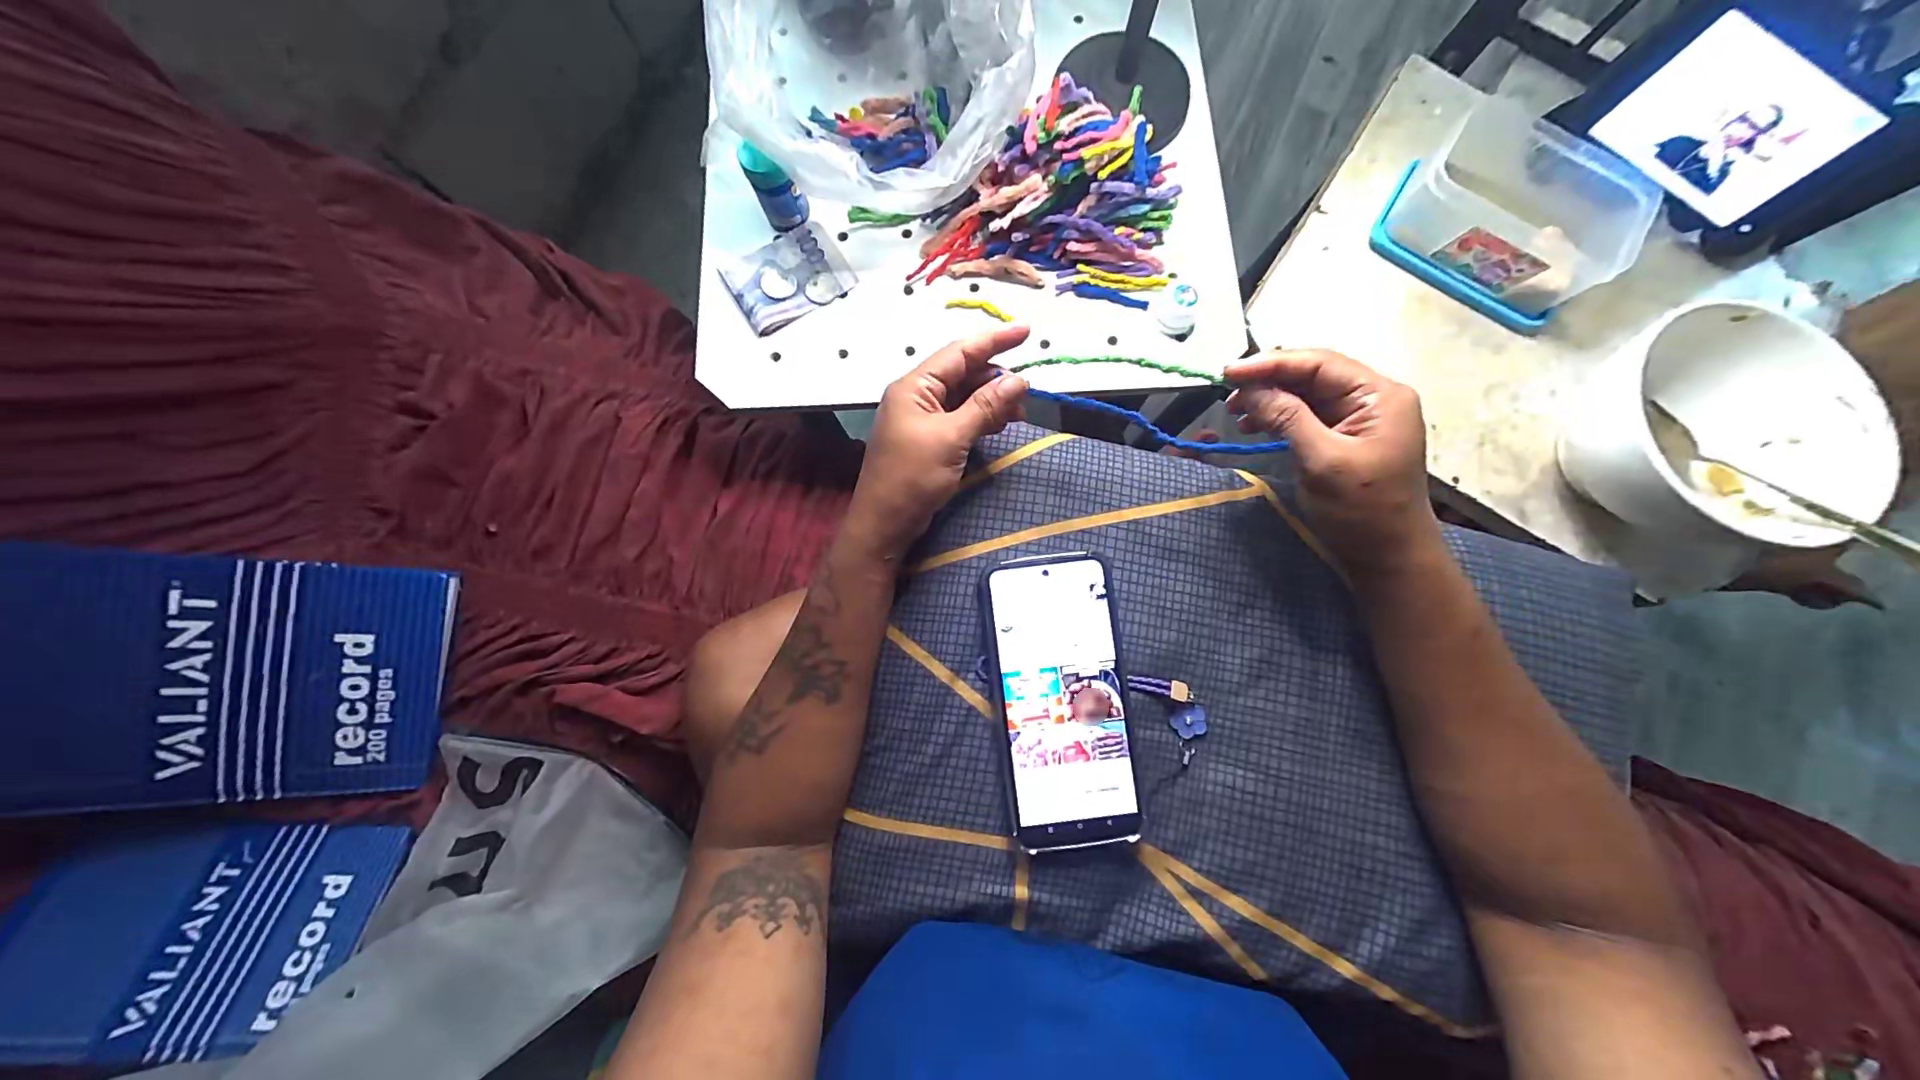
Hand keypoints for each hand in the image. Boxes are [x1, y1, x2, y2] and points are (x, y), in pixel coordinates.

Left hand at [844, 326, 1030, 560]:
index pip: (959, 353)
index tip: (1026, 331)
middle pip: (963, 373)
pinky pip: (960, 417)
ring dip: (992, 400)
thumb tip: (1017, 380)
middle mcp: (917, 396)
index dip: (994, 340)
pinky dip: (981, 418)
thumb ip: (985, 406)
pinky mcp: (929, 438)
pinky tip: (1000, 424)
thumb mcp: (952, 438)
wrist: (885, 523)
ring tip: (1019, 411)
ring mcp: (922, 418)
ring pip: (964, 397)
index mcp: (915, 386)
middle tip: (1027, 392)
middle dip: (996, 378)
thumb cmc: (912, 477)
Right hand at [1223, 349, 1439, 574]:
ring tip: (1235, 411)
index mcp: (1379, 396)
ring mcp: (1359, 419)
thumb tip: (1252, 389)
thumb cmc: (1362, 511)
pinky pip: (1306, 415)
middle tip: (1227, 394)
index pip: (1318, 364)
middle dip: (1267, 381)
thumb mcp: (1322, 461)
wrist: (1389, 557)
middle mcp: (1372, 398)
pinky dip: (1278, 417)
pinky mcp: (1344, 438)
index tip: (1229, 373)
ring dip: (1269, 399)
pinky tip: (1254, 424)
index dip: (1271, 363)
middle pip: (1312, 375)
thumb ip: (1288, 418)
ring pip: (1306, 394)